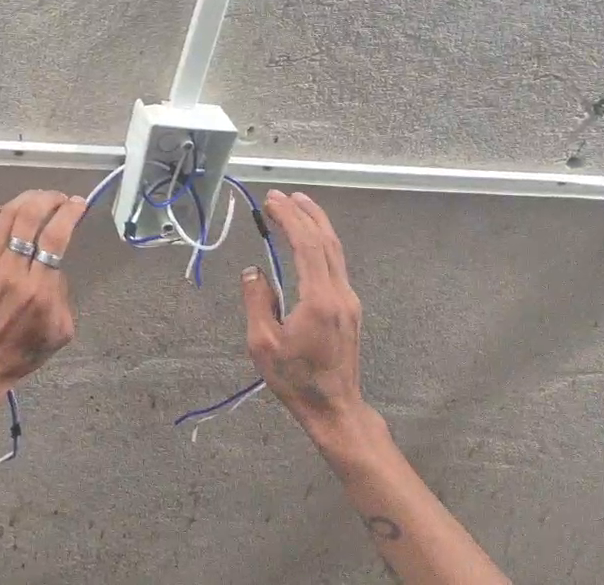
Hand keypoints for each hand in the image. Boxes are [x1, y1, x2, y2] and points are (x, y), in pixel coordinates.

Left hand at [0, 189, 88, 405]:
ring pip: (6, 214)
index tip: (79, 204)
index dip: (70, 213)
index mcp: (39, 289)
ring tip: (39, 198)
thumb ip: (62, 293)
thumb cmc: (21, 352)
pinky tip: (7, 211)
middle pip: (30, 216)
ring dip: (27, 199)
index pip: (56, 236)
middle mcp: (12, 270)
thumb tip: (54, 263)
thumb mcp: (60, 331)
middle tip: (60, 198)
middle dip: (50, 199)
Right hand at [241, 190, 368, 444]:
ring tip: (297, 204)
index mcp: (319, 300)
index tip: (271, 201)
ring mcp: (348, 301)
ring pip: (335, 251)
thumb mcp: (262, 342)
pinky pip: (335, 264)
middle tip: (280, 195)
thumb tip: (254, 271)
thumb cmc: (295, 379)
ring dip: (316, 224)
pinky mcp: (348, 308)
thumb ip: (257, 301)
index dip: (290, 218)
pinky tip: (309, 238)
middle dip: (303, 213)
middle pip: (325, 241)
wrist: (335, 409)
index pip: (306, 246)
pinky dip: (320, 241)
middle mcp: (339, 294)